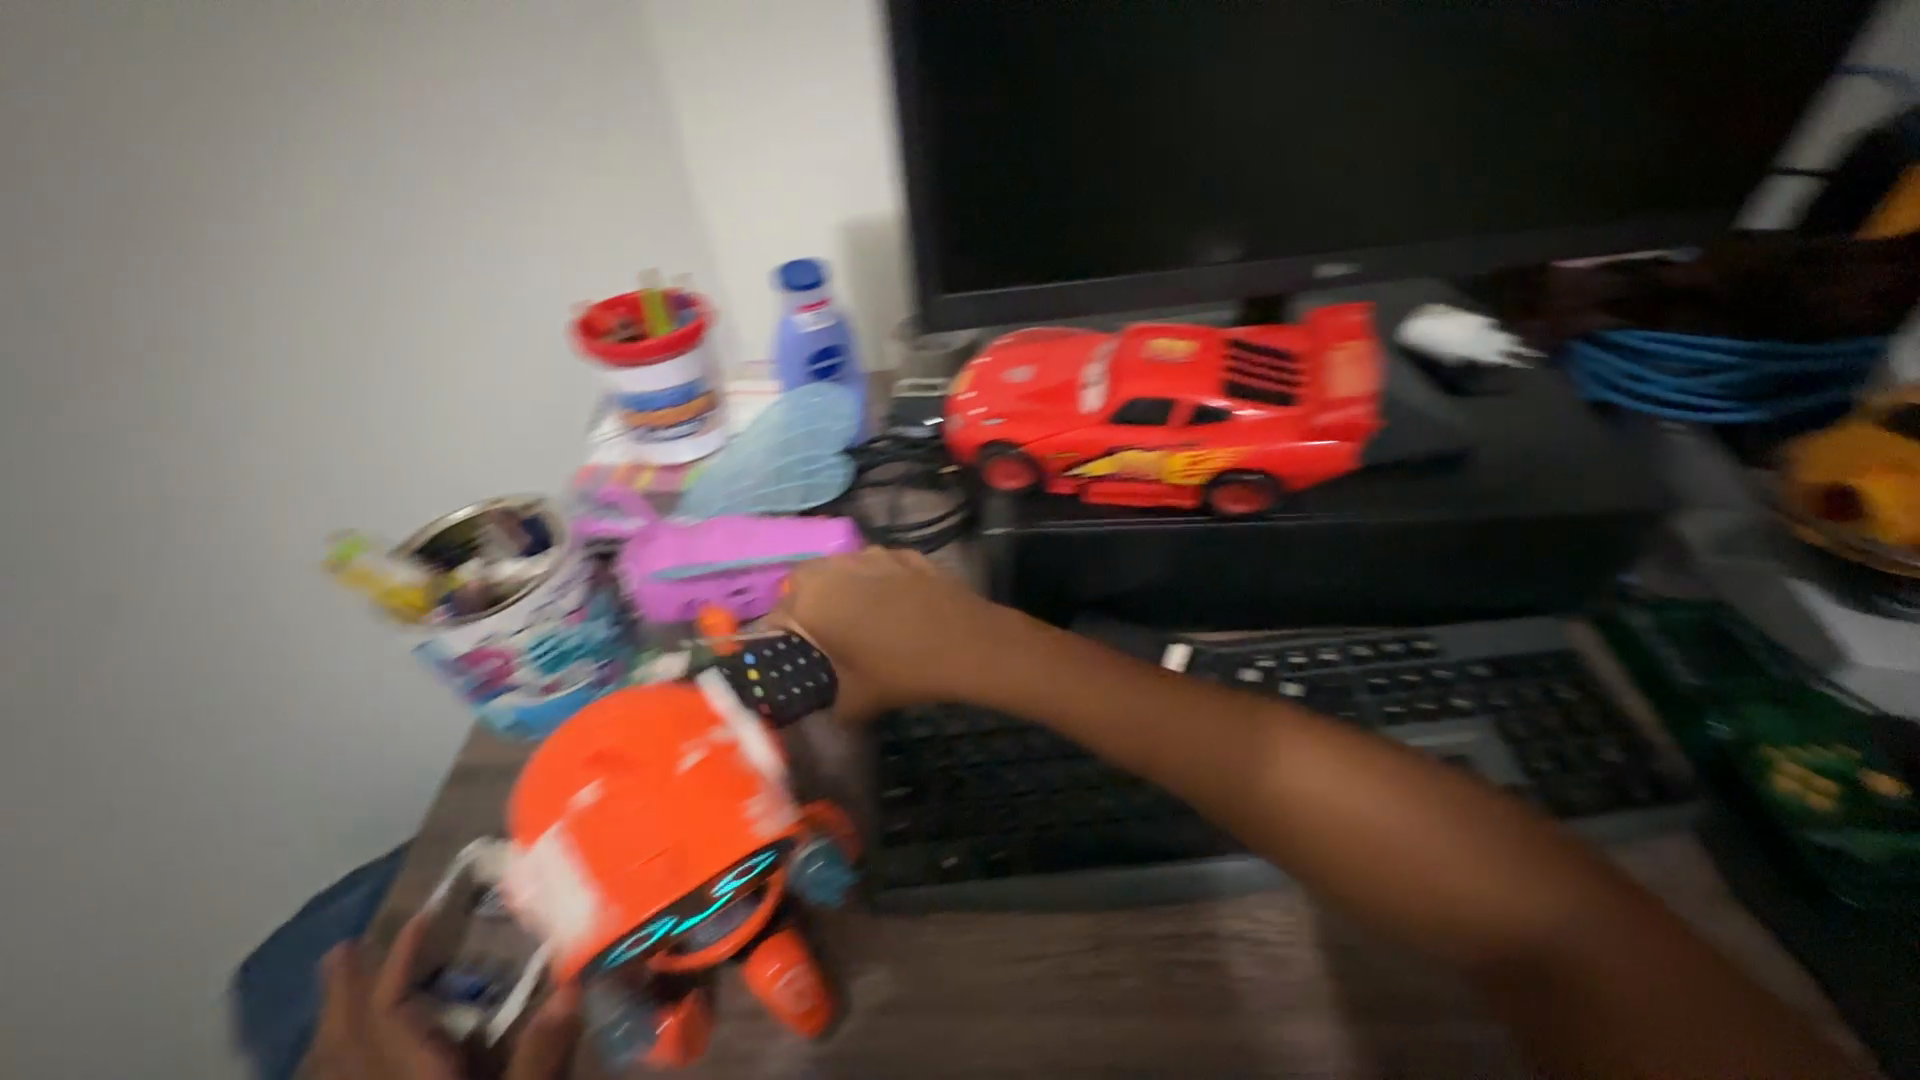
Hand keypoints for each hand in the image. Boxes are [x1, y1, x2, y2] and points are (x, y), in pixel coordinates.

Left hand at [313, 912, 579, 1079]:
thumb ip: (541, 1054)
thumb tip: (572, 985)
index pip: (393, 1012)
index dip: (400, 963)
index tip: (420, 920)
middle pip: (347, 1040)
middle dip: (343, 994)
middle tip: (341, 949)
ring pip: (330, 1072)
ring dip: (331, 1029)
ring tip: (334, 998)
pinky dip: (333, 1070)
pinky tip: (341, 1066)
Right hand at [774, 547, 1019, 724]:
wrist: (969, 643)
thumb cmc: (902, 670)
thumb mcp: (857, 700)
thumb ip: (832, 703)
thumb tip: (830, 710)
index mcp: (811, 601)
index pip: (776, 617)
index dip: (780, 639)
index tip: (793, 657)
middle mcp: (835, 569)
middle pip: (803, 581)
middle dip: (805, 603)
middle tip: (822, 634)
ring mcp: (874, 555)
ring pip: (842, 567)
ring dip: (842, 586)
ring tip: (860, 617)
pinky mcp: (906, 554)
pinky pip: (879, 565)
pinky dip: (878, 580)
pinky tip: (896, 605)